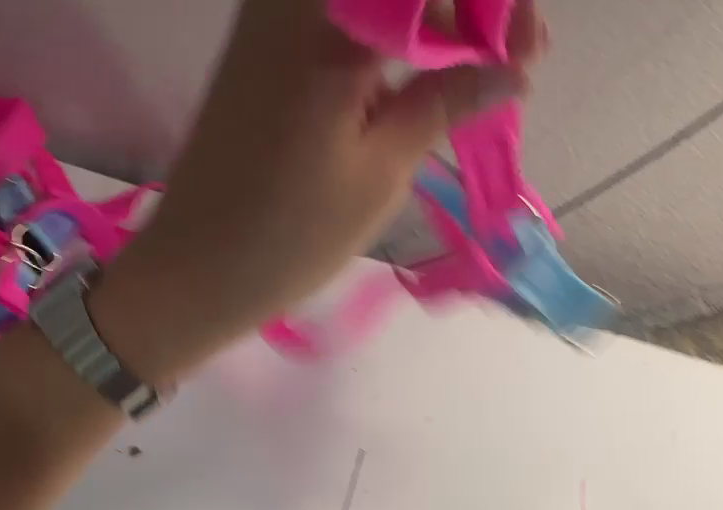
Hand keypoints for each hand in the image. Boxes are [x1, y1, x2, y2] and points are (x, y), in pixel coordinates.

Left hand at [90, 0, 543, 381]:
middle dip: (470, 8)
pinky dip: (392, 31)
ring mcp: (273, 11)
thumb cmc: (288, 235)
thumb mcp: (380, 171)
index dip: (494, 5)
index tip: (528, 56)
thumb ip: (446, 100)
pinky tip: (423, 71)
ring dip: (434, 18)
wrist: (193, 271)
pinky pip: (344, 11)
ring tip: (476, 76)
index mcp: (330, 15)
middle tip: (511, 65)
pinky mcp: (264, 39)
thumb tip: (509, 69)